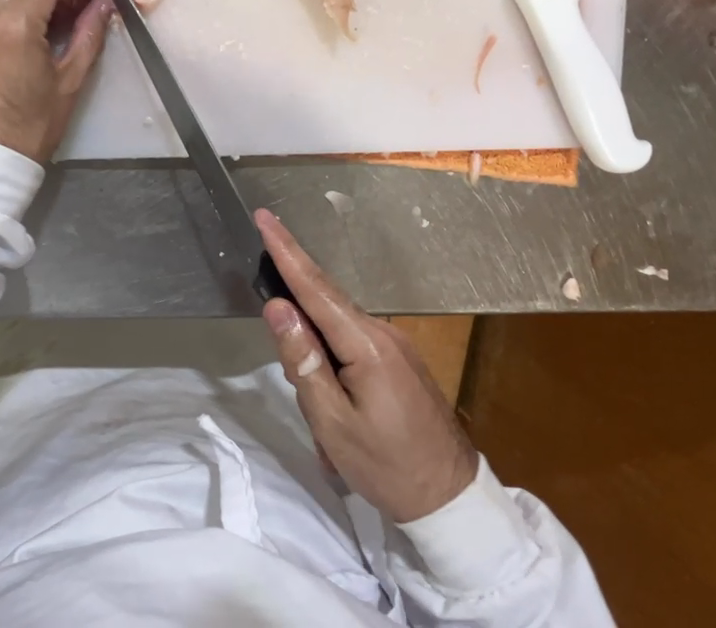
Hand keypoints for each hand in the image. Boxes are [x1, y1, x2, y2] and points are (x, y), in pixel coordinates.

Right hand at [257, 209, 478, 522]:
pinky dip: (333, 368)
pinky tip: (337, 409)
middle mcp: (384, 333)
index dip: (286, 252)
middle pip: (324, 306)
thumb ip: (303, 360)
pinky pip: (352, 347)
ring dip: (317, 365)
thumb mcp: (332, 421)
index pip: (316, 288)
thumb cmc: (386, 465)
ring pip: (336, 332)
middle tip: (293, 365)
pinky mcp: (398, 361)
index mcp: (367, 344)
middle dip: (296, 319)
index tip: (265, 217)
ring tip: (327, 424)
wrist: (450, 498)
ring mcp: (396, 346)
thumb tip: (279, 308)